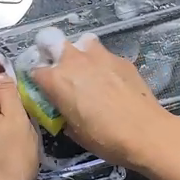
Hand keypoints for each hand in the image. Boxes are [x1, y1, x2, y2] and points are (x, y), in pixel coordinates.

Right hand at [28, 33, 179, 171]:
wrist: (146, 132)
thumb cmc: (105, 138)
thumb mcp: (73, 131)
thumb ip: (61, 111)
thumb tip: (62, 106)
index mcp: (56, 79)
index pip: (33, 70)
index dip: (36, 78)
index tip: (42, 87)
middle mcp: (73, 60)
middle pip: (51, 41)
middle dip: (51, 52)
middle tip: (61, 70)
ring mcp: (98, 55)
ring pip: (81, 42)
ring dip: (80, 53)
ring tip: (88, 70)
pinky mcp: (120, 58)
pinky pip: (104, 55)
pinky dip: (103, 63)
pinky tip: (112, 81)